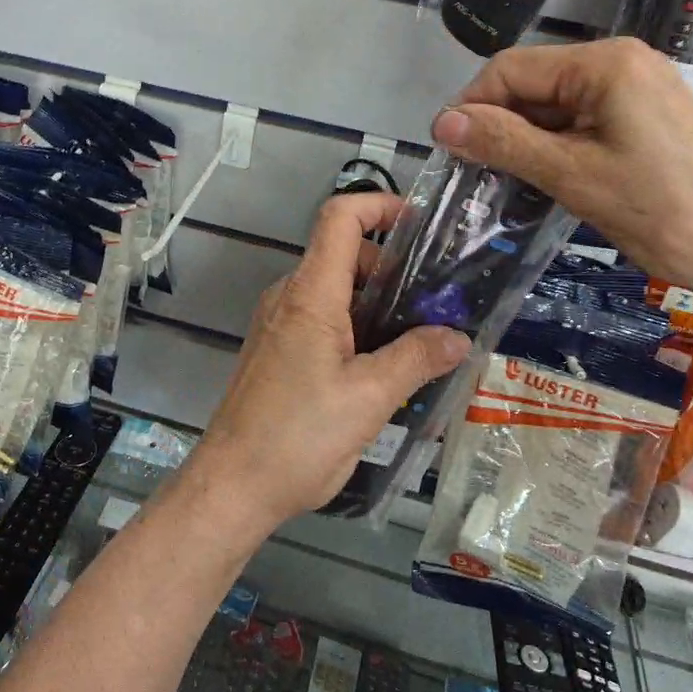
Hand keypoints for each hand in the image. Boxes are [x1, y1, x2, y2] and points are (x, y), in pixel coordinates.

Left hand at [179, 194, 470, 533]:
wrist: (233, 486)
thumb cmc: (298, 437)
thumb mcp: (370, 398)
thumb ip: (416, 360)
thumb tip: (459, 338)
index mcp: (310, 295)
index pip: (339, 218)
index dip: (380, 205)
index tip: (422, 224)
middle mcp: (289, 298)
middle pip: (344, 255)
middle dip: (393, 270)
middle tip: (438, 304)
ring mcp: (279, 324)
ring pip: (336, 292)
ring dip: (379, 306)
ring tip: (421, 342)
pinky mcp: (278, 351)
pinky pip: (323, 321)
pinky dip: (357, 329)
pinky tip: (385, 369)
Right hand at [429, 39, 692, 306]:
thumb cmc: (662, 211)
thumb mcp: (573, 175)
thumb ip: (505, 142)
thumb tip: (440, 122)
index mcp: (605, 63)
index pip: (511, 69)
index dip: (471, 106)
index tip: (446, 151)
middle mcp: (624, 62)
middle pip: (535, 84)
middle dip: (500, 125)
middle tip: (475, 175)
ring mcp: (641, 90)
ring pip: (558, 105)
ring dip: (527, 140)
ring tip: (506, 183)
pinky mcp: (650, 119)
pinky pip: (586, 121)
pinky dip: (558, 147)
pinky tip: (547, 180)